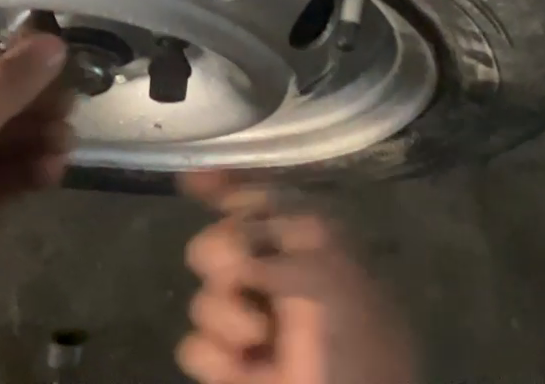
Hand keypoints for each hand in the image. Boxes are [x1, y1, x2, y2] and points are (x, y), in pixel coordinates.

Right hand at [176, 171, 416, 383]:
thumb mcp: (327, 269)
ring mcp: (254, 321)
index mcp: (309, 241)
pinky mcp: (232, 366)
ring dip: (223, 313)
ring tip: (257, 337)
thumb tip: (232, 240)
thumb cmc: (355, 338)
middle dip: (221, 251)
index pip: (261, 196)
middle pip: (219, 241)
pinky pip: (194, 345)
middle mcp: (278, 274)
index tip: (189, 179)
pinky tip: (241, 367)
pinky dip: (213, 355)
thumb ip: (279, 238)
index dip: (225, 181)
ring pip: (204, 296)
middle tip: (237, 271)